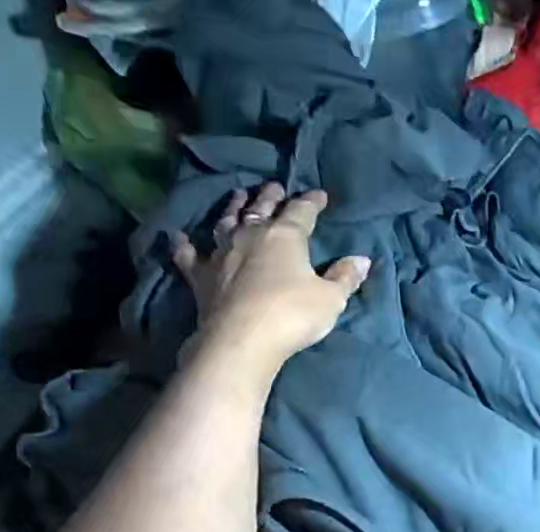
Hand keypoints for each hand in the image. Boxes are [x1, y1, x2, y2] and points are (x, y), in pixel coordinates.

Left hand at [170, 183, 370, 365]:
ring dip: (232, 207)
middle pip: (260, 209)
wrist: (244, 337)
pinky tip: (179, 235)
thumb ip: (344, 277)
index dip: (311, 202)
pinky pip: (189, 254)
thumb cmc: (294, 314)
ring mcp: (221, 252)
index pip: (301, 212)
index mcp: (284, 237)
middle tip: (273, 186)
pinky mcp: (201, 274)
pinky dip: (184, 243)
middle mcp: (249, 235)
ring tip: (237, 196)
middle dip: (270, 197)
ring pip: (226, 221)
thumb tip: (361, 259)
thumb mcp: (332, 298)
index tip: (319, 194)